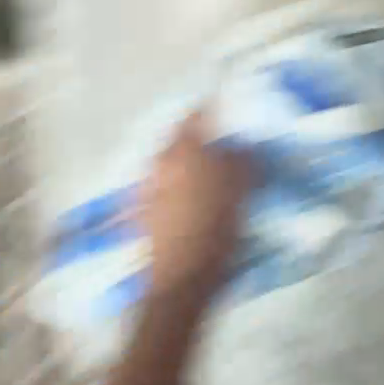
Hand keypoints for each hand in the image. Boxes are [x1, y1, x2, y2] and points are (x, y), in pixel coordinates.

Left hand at [143, 108, 251, 299]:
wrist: (183, 278)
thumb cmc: (218, 224)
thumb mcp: (244, 183)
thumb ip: (243, 155)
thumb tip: (242, 141)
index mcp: (184, 149)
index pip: (197, 114)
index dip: (214, 107)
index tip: (230, 106)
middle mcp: (158, 163)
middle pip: (178, 138)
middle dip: (199, 136)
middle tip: (223, 140)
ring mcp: (145, 189)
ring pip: (168, 163)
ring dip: (186, 161)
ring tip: (209, 170)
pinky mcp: (140, 214)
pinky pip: (161, 187)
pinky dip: (176, 184)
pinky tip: (192, 197)